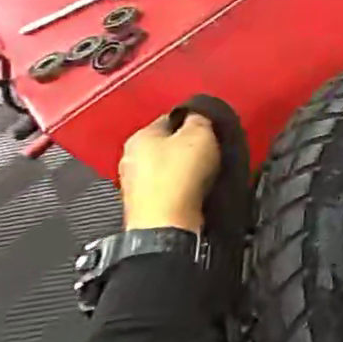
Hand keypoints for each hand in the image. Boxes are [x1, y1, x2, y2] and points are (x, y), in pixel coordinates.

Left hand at [118, 112, 218, 232]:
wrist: (167, 225)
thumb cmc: (178, 178)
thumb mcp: (200, 135)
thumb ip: (200, 119)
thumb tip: (199, 116)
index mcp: (139, 136)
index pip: (170, 118)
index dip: (194, 121)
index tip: (211, 128)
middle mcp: (130, 158)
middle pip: (167, 144)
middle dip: (189, 146)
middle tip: (212, 150)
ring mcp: (135, 184)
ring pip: (167, 167)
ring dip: (186, 169)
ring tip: (207, 174)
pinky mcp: (145, 204)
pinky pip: (168, 188)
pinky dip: (182, 188)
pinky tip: (196, 192)